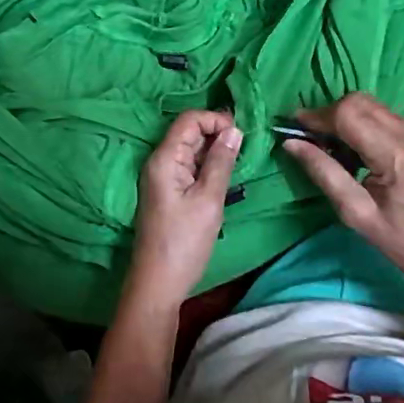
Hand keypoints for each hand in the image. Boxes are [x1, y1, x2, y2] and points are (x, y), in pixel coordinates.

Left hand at [130, 110, 242, 301]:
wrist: (158, 283)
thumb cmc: (184, 242)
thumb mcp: (209, 199)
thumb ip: (221, 162)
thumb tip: (235, 130)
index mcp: (164, 159)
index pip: (189, 120)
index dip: (215, 119)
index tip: (241, 134)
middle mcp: (158, 162)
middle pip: (188, 132)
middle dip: (217, 133)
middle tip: (245, 149)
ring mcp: (161, 177)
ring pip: (190, 150)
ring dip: (214, 150)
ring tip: (238, 162)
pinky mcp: (167, 192)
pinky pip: (188, 167)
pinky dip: (206, 166)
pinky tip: (223, 177)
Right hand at [282, 93, 403, 295]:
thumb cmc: (401, 243)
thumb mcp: (355, 213)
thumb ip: (323, 172)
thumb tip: (292, 143)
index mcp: (399, 159)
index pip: (350, 115)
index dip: (319, 116)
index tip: (297, 125)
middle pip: (364, 103)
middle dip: (333, 114)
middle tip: (315, 136)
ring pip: (379, 108)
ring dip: (353, 118)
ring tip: (340, 145)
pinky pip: (396, 118)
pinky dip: (373, 125)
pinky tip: (367, 150)